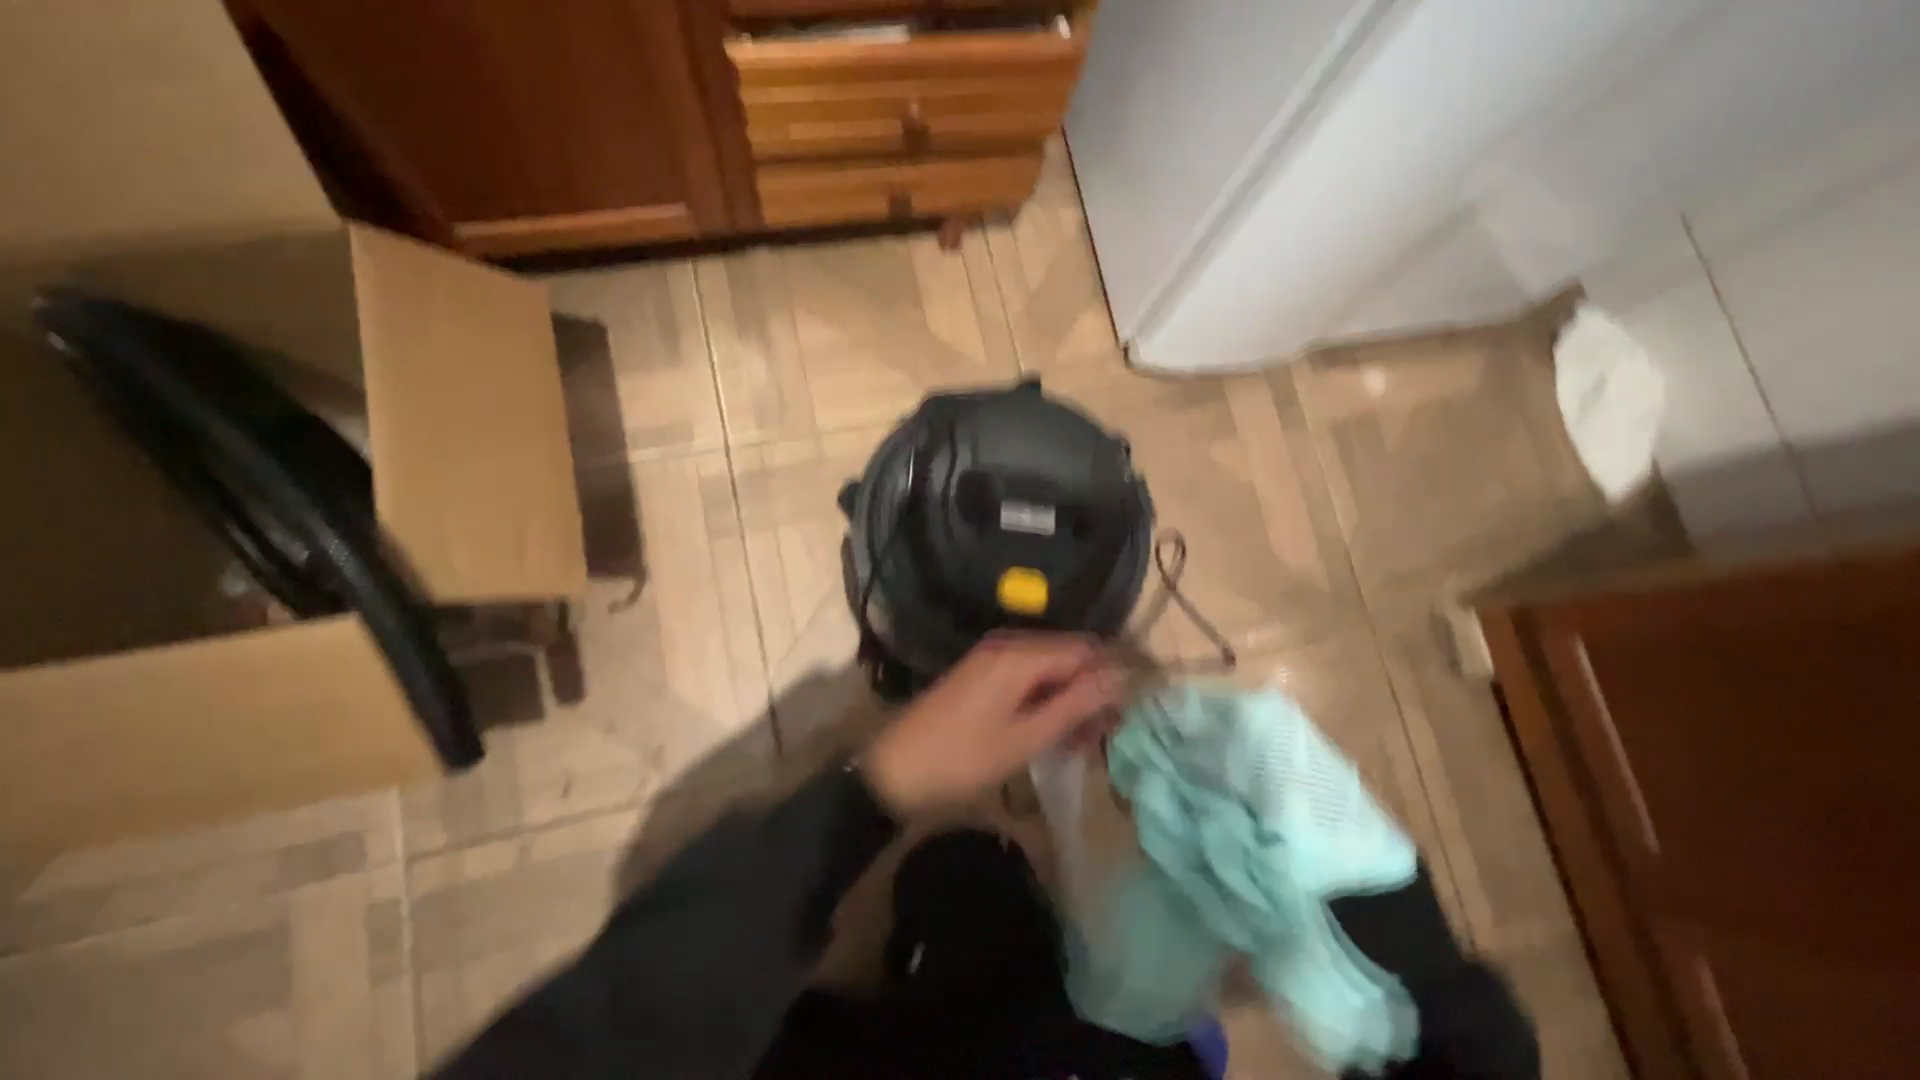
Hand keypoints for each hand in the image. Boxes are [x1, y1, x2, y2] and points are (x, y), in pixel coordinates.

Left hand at [860, 634, 1123, 815]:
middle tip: (1100, 737)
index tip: (1127, 713)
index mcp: (1020, 655)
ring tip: (1077, 744)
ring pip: (1050, 669)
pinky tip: (1050, 734)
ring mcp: (991, 658)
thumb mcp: (1026, 738)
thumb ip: (1076, 703)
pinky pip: (1027, 678)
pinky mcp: (981, 675)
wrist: (894, 771)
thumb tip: (1122, 675)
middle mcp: (1008, 645)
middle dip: (1091, 691)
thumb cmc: (963, 760)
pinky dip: (1045, 701)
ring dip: (1069, 700)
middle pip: (1069, 656)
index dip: (1113, 676)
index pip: (1087, 648)